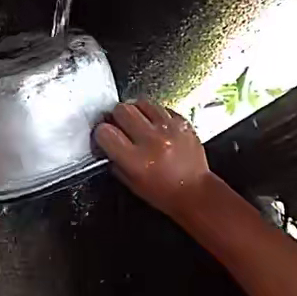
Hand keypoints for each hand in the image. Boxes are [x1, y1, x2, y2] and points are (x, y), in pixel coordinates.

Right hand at [93, 100, 219, 219]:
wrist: (195, 191)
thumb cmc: (164, 192)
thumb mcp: (132, 183)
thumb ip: (116, 160)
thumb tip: (106, 140)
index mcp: (136, 160)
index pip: (106, 132)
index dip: (102, 132)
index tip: (105, 135)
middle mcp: (152, 141)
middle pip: (122, 110)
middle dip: (117, 117)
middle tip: (121, 126)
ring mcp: (169, 129)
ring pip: (141, 103)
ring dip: (136, 112)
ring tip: (139, 125)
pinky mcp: (183, 123)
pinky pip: (160, 108)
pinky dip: (154, 115)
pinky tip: (156, 126)